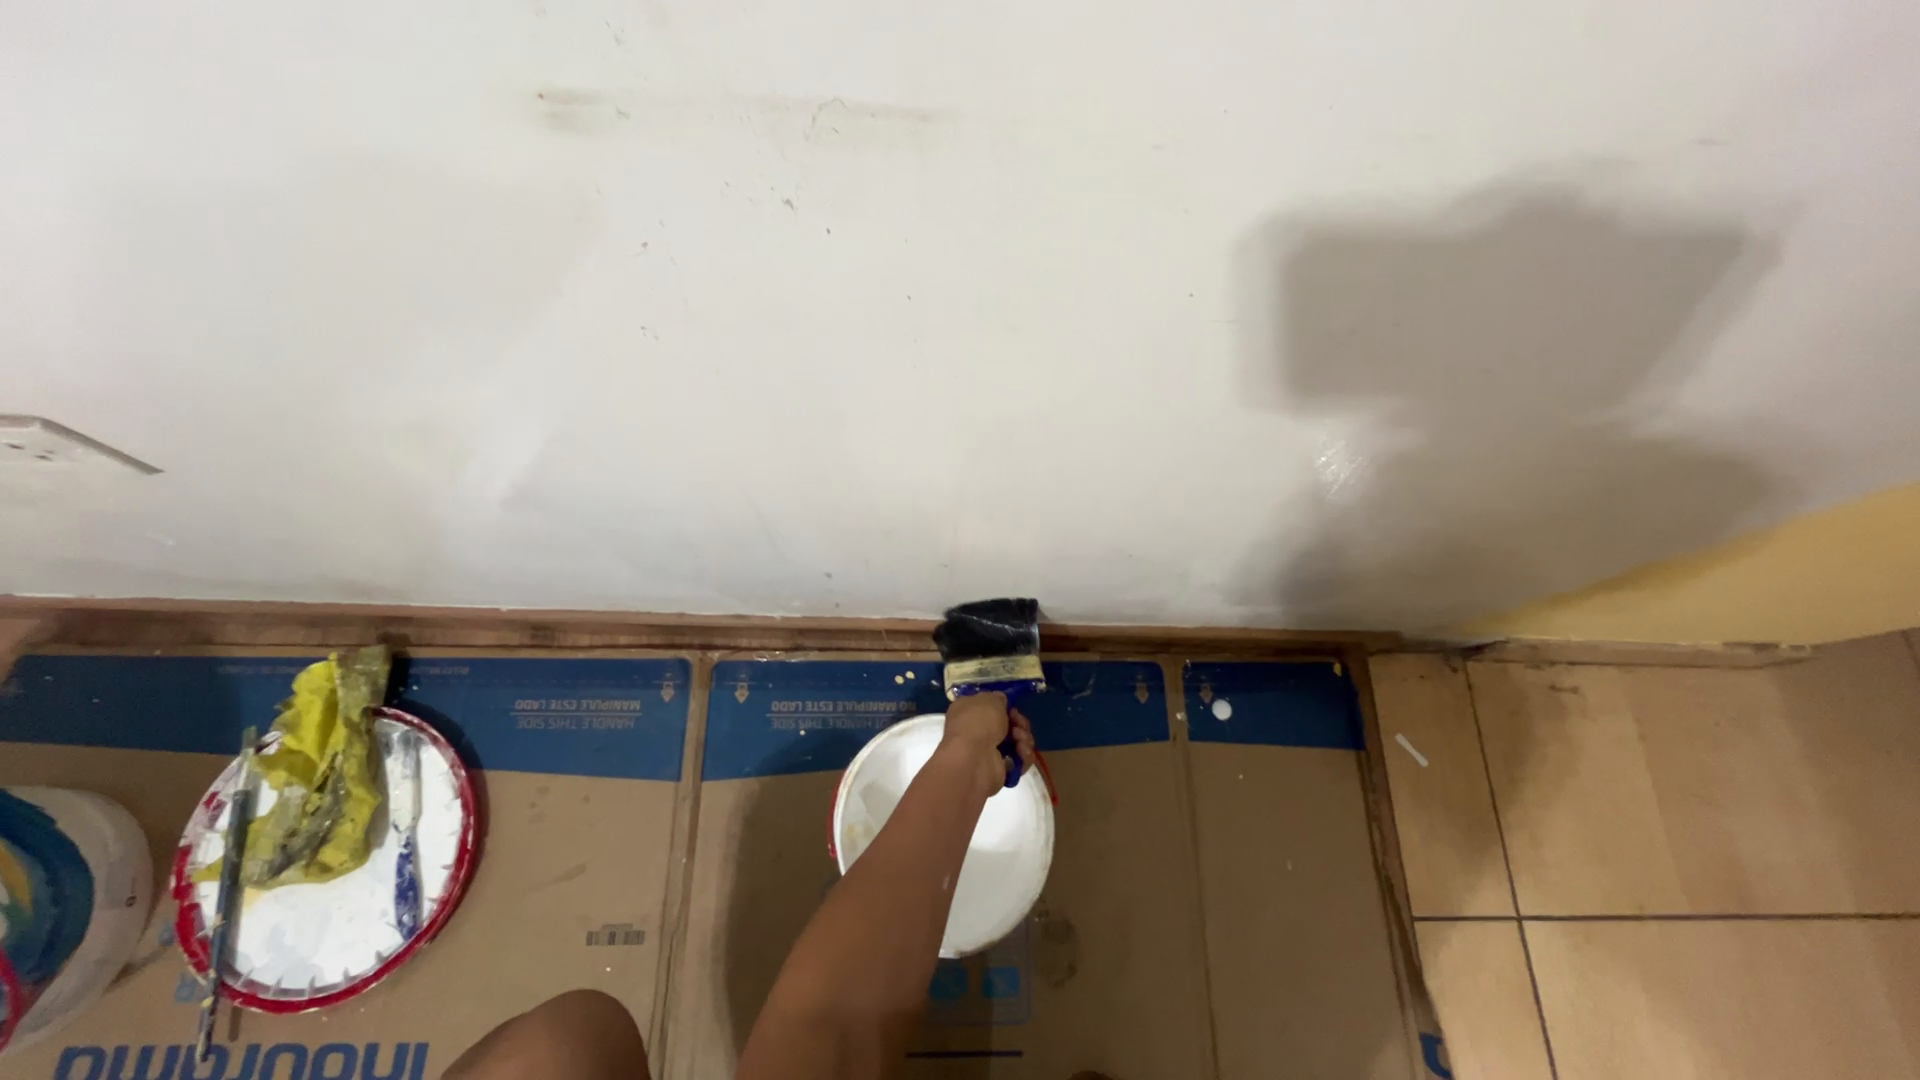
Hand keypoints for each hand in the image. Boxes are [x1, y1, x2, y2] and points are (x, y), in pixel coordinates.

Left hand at [940, 692, 1036, 796]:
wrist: (974, 758)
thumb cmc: (978, 722)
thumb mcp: (990, 699)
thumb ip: (998, 698)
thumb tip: (1000, 701)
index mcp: (966, 712)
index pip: (988, 708)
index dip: (1004, 707)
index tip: (1012, 708)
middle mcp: (975, 731)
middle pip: (1007, 725)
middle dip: (1019, 723)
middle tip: (1019, 724)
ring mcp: (987, 752)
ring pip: (1016, 742)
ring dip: (1024, 738)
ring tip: (1020, 739)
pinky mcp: (1000, 769)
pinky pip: (1019, 759)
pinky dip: (1024, 755)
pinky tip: (1022, 751)